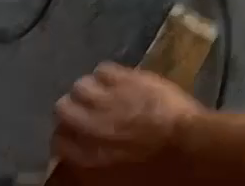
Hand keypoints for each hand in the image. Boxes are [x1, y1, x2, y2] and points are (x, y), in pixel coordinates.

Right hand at [52, 63, 205, 167]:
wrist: (185, 147)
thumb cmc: (156, 172)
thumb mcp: (117, 182)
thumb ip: (92, 168)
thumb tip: (80, 161)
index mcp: (84, 160)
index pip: (58, 142)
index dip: (67, 135)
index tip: (77, 134)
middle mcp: (86, 127)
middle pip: (62, 109)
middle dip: (73, 109)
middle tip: (89, 110)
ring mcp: (105, 100)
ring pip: (80, 86)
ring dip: (89, 89)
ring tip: (103, 92)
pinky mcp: (125, 79)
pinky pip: (104, 69)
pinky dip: (108, 74)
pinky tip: (118, 79)